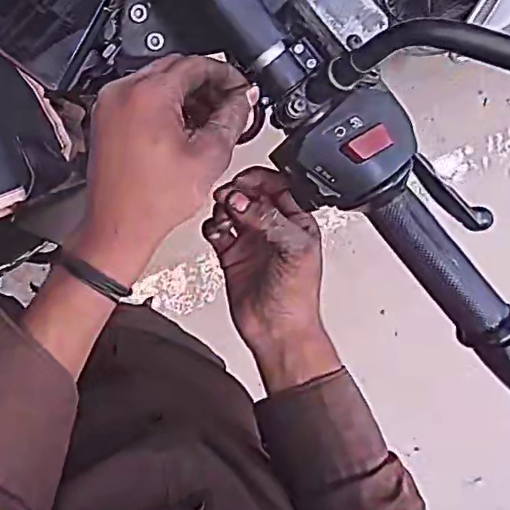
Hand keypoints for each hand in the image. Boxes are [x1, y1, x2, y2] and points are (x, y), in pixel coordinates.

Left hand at [73, 55, 253, 283]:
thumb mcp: (209, 156)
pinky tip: (182, 129)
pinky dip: (163, 106)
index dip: (226, 74)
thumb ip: (233, 117)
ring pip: (157, 81)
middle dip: (206, 84)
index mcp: (147, 94)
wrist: (118, 227)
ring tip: (207, 121)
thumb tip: (242, 98)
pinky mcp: (105, 119)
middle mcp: (122, 92)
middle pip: (175, 68)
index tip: (239, 88)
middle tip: (228, 104)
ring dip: (185, 95)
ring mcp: (109, 105)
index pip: (197, 64)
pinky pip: (140, 98)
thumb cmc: (151, 202)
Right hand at [202, 167, 342, 391]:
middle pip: (250, 193)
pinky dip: (212, 226)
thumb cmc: (298, 297)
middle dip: (237, 190)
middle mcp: (273, 227)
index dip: (260, 179)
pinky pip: (216, 230)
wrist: (277, 331)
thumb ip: (269, 219)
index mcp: (297, 220)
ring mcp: (251, 240)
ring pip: (230, 208)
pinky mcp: (231, 254)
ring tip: (223, 215)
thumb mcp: (294, 248)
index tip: (244, 181)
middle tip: (228, 196)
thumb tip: (244, 200)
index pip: (278, 185)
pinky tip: (216, 231)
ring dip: (223, 206)